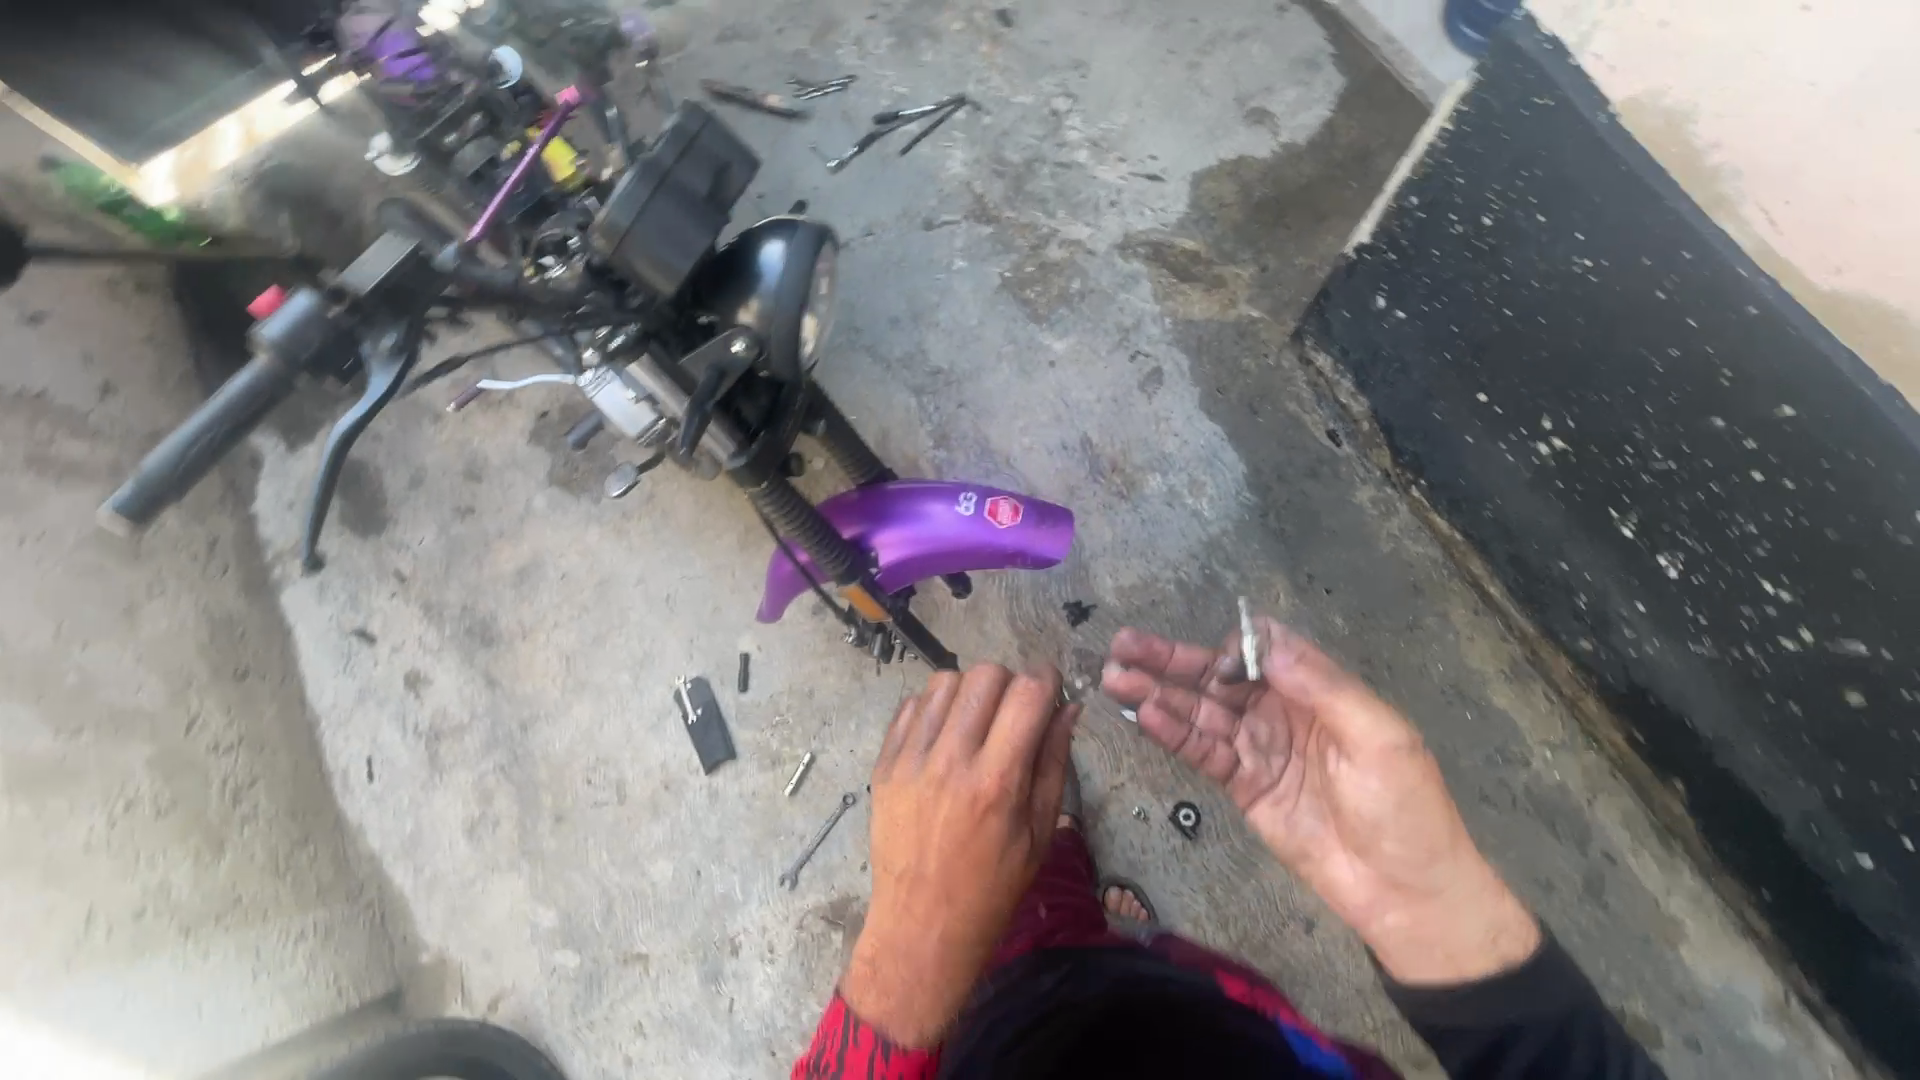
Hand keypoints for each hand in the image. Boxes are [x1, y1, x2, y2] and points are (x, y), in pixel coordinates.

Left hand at [841, 664, 1079, 1045]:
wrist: (922, 926)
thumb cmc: (993, 887)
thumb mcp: (1040, 832)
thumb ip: (1055, 762)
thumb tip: (1069, 708)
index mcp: (998, 781)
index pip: (1029, 692)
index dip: (1047, 681)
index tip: (1049, 692)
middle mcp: (951, 760)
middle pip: (986, 674)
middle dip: (1010, 684)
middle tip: (1013, 713)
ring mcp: (910, 759)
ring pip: (945, 680)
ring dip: (970, 692)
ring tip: (976, 724)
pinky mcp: (884, 763)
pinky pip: (912, 705)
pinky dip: (935, 709)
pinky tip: (944, 738)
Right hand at [1102, 620, 1539, 984]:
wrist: (1403, 894)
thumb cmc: (1404, 809)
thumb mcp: (1380, 737)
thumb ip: (1323, 685)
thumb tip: (1264, 643)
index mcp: (1317, 690)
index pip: (1261, 648)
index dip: (1233, 648)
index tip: (1220, 670)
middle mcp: (1280, 710)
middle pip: (1217, 676)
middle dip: (1170, 659)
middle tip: (1124, 644)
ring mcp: (1257, 748)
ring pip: (1199, 710)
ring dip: (1157, 692)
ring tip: (1115, 676)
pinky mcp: (1241, 784)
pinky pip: (1201, 751)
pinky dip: (1171, 733)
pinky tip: (1142, 716)